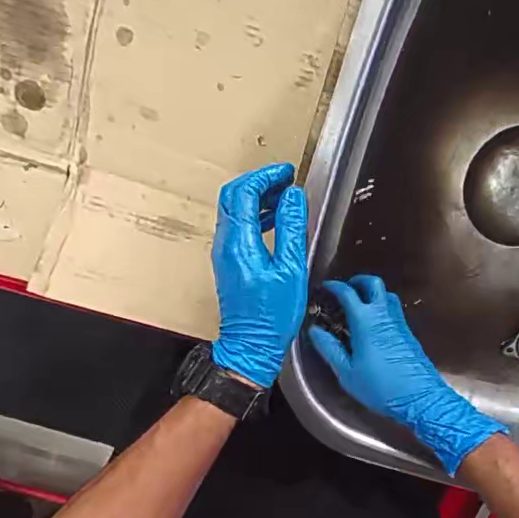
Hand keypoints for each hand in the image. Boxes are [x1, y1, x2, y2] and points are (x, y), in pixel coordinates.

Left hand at [210, 162, 308, 387]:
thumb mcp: (290, 268)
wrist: (251, 345)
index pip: (243, 193)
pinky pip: (239, 226)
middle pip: (234, 197)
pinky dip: (257, 214)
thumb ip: (291, 228)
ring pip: (235, 210)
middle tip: (286, 179)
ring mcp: (224, 252)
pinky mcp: (230, 261)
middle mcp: (225, 243)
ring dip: (258, 197)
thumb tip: (294, 197)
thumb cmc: (272, 314)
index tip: (287, 173)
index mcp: (239, 241)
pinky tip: (277, 220)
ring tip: (286, 196)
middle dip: (260, 182)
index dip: (265, 176)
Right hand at [306, 275, 504, 473]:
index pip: (348, 293)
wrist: (420, 397)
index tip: (326, 287)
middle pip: (374, 283)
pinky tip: (373, 323)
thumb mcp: (347, 372)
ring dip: (372, 293)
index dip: (335, 286)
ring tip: (359, 305)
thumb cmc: (380, 387)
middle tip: (346, 289)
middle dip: (358, 281)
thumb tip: (315, 331)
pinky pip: (394, 309)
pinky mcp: (408, 332)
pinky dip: (381, 307)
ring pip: (387, 294)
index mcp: (366, 321)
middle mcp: (385, 315)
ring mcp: (400, 322)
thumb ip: (330, 348)